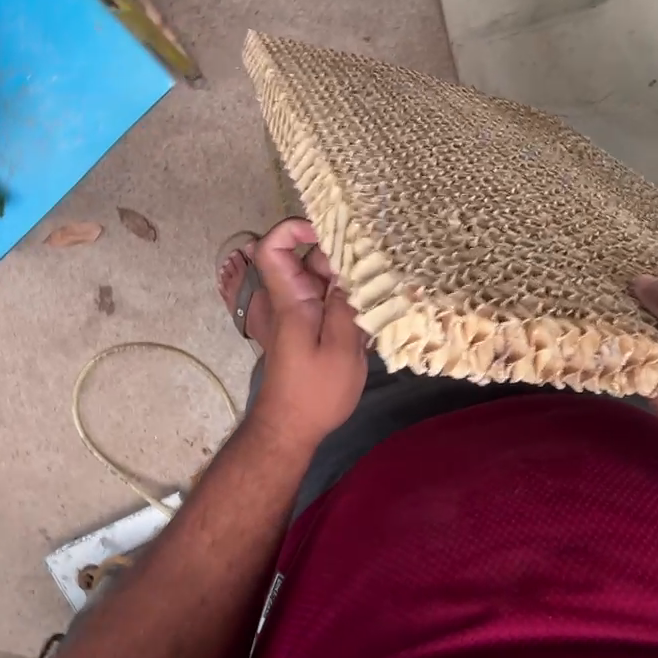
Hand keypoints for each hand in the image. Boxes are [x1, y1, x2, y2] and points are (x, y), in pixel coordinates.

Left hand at [244, 218, 366, 451]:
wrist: (291, 428)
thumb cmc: (314, 391)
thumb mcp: (341, 347)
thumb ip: (348, 303)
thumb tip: (356, 267)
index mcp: (290, 297)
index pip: (272, 247)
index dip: (295, 229)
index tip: (332, 234)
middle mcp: (292, 297)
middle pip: (311, 257)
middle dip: (343, 256)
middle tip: (378, 268)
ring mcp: (302, 311)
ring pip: (326, 277)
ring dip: (353, 279)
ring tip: (385, 288)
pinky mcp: (313, 325)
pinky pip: (332, 297)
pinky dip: (352, 298)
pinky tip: (376, 312)